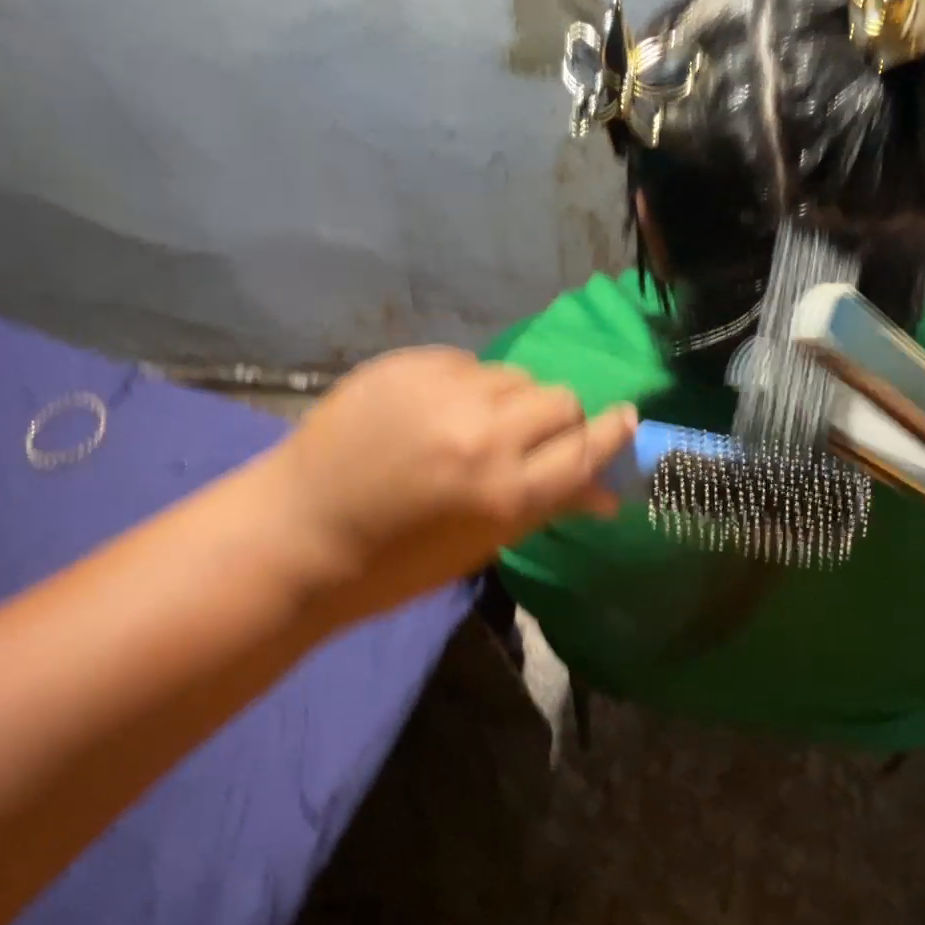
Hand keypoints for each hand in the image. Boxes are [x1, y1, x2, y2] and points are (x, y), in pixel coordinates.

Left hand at [261, 347, 635, 618]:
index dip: (613, 433)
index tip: (627, 419)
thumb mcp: (484, 543)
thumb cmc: (398, 562)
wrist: (298, 534)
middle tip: (531, 439)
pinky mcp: (407, 365)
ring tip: (474, 425)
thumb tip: (610, 495)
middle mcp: (484, 436)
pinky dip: (466, 386)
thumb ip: (549, 507)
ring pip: (516, 376)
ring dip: (511, 400)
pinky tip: (435, 411)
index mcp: (507, 493)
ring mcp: (443, 393)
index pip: (587, 448)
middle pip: (561, 400)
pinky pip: (468, 363)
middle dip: (557, 420)